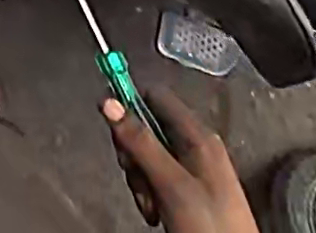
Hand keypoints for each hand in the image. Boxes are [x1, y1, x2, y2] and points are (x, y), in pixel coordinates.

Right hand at [102, 89, 258, 232]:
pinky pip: (156, 177)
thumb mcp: (171, 184)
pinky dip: (148, 192)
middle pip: (146, 126)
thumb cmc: (209, 227)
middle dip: (132, 150)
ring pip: (147, 154)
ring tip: (148, 203)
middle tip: (134, 174)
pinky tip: (155, 212)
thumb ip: (140, 141)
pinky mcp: (189, 193)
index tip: (114, 127)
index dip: (130, 104)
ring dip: (139, 177)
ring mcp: (193, 171)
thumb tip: (107, 100)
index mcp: (197, 136)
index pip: (154, 96)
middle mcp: (195, 147)